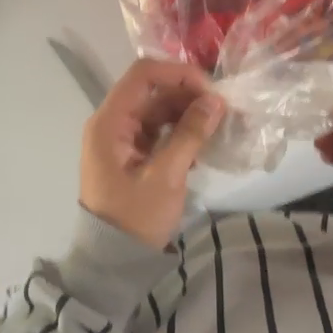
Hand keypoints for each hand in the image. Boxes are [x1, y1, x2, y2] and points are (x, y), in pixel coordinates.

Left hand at [81, 59, 226, 248]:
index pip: (143, 75)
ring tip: (218, 127)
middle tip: (223, 112)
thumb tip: (215, 101)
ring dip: (188, 114)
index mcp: (109, 123)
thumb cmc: (136, 217)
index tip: (211, 92)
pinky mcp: (132, 156)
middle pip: (153, 91)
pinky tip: (203, 143)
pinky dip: (180, 132)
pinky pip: (158, 132)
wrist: (114, 258)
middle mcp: (111, 123)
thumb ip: (190, 135)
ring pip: (158, 111)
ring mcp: (121, 140)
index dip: (179, 74)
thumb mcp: (166, 176)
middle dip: (188, 96)